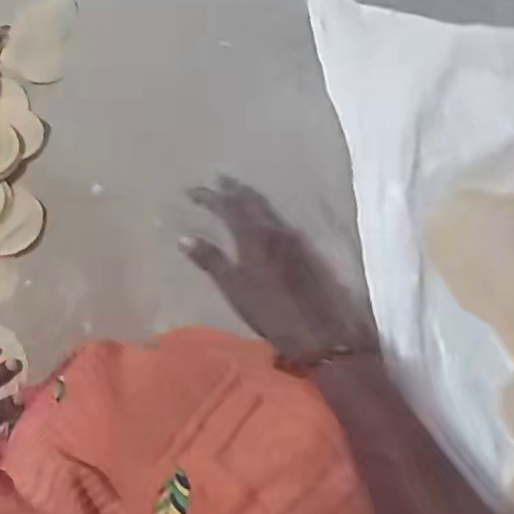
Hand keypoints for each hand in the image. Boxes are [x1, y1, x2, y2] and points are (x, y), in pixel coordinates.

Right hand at [181, 176, 377, 369]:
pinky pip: (282, 219)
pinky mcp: (311, 250)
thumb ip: (211, 260)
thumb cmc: (273, 314)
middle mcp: (276, 229)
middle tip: (219, 179)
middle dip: (233, 188)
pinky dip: (267, 212)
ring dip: (251, 197)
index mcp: (254, 236)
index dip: (209, 196)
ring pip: (269, 208)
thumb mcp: (235, 289)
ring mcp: (297, 238)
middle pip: (252, 200)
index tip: (192, 191)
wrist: (328, 334)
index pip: (228, 206)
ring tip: (239, 193)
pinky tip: (266, 220)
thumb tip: (184, 237)